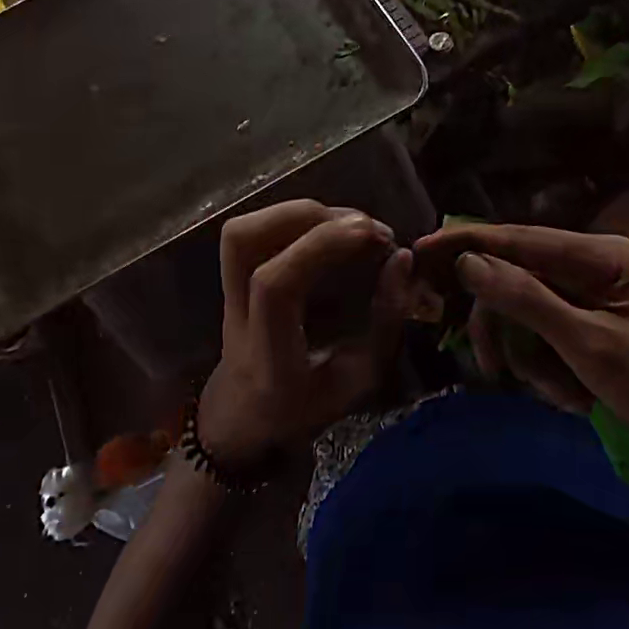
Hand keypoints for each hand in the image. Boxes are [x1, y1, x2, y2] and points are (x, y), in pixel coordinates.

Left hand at [196, 200, 413, 468]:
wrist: (244, 416)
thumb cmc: (306, 406)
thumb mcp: (358, 380)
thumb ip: (383, 323)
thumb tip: (402, 260)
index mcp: (268, 355)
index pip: (274, 287)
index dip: (319, 248)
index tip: (372, 236)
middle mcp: (237, 315)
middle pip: (245, 242)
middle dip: (310, 218)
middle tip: (367, 228)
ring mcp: (226, 291)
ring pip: (242, 231)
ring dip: (299, 212)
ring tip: (349, 224)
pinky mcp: (231, 275)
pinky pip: (253, 231)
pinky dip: (293, 217)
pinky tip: (328, 228)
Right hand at [415, 223, 628, 476]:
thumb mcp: (593, 347)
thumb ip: (528, 299)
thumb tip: (468, 260)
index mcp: (600, 255)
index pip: (516, 238)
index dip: (464, 244)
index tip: (416, 253)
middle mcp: (593, 267)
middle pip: (515, 281)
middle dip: (504, 328)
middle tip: (494, 369)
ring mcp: (593, 299)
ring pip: (527, 316)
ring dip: (533, 360)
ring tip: (564, 397)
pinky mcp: (593, 329)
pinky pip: (547, 339)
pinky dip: (550, 370)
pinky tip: (576, 400)